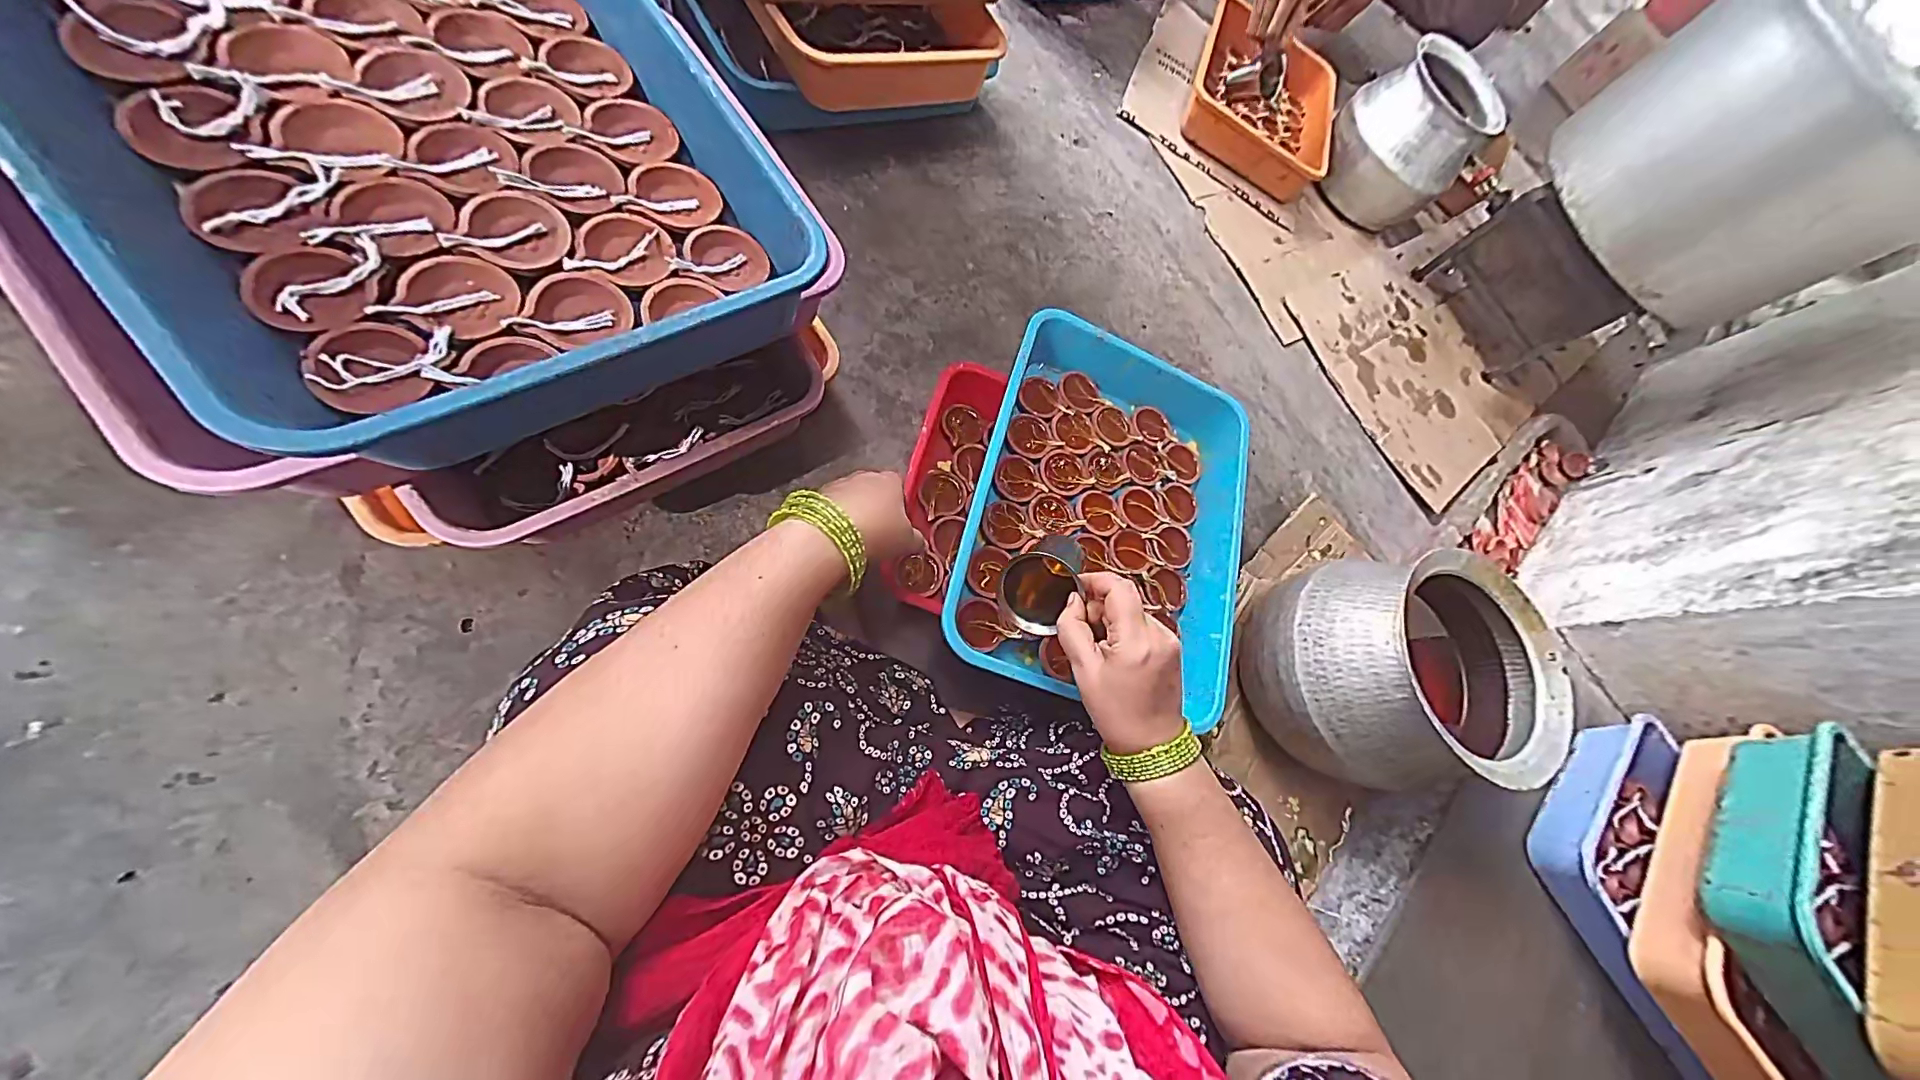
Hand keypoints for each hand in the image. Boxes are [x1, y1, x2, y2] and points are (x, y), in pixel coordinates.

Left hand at [817, 470, 915, 564]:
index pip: (900, 487)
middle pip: (875, 490)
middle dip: (877, 508)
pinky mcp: (818, 495)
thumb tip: (919, 541)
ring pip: (853, 497)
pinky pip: (833, 507)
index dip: (901, 506)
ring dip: (855, 513)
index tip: (899, 525)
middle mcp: (866, 474)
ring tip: (856, 539)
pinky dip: (837, 518)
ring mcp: (840, 482)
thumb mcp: (907, 541)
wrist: (832, 534)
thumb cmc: (880, 531)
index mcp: (891, 480)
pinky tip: (838, 537)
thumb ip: (916, 538)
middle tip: (879, 533)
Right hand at [1055, 572, 1186, 753]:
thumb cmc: (1115, 712)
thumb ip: (1072, 627)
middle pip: (1124, 598)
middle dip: (1098, 606)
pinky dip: (1124, 630)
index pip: (1119, 587)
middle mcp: (1159, 634)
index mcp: (1137, 639)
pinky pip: (1142, 625)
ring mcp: (1169, 640)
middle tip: (1082, 630)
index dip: (1094, 581)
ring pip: (1132, 611)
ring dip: (1110, 619)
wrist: (1150, 742)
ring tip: (1098, 649)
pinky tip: (1115, 655)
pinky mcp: (1172, 647)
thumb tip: (1073, 601)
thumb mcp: (1082, 670)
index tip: (1075, 589)